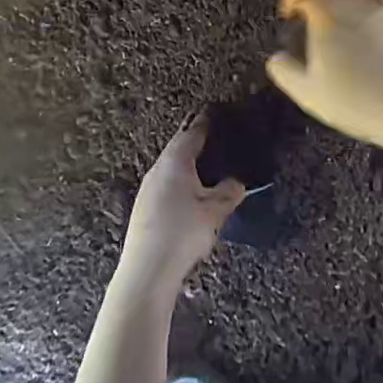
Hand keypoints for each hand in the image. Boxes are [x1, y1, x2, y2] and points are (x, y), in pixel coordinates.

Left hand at [120, 113, 246, 291]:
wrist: (147, 270)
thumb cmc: (182, 233)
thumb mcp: (216, 210)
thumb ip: (230, 191)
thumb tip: (236, 181)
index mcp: (175, 161)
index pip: (193, 132)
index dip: (206, 122)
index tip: (216, 113)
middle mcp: (158, 169)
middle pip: (179, 146)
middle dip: (196, 140)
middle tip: (214, 134)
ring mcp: (148, 189)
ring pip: (172, 166)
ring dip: (189, 162)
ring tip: (209, 163)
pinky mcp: (145, 207)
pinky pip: (167, 183)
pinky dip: (182, 179)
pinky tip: (192, 193)